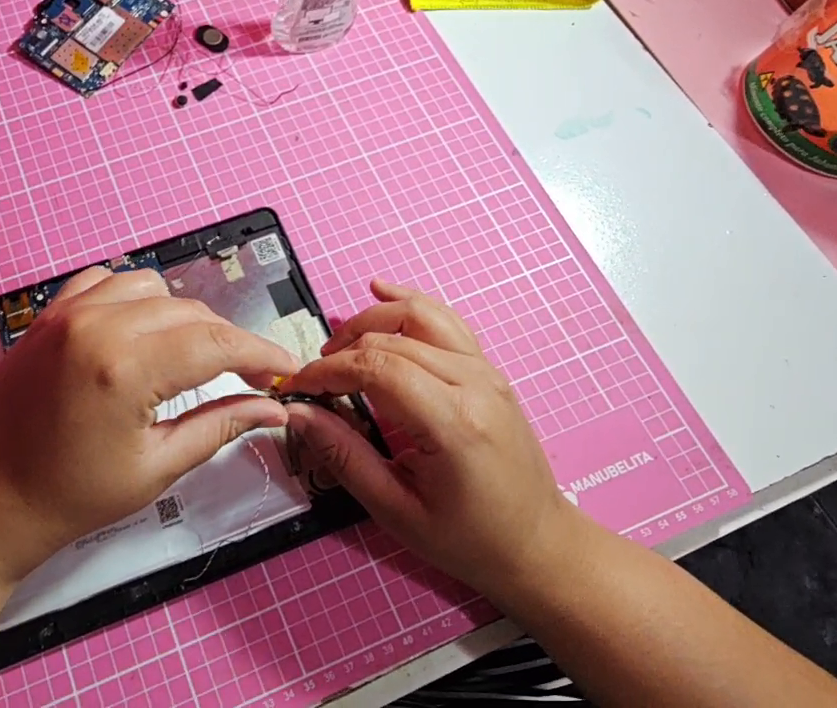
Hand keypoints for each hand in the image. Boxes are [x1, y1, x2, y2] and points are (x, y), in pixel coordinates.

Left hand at [0, 266, 299, 582]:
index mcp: (124, 369)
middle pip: (191, 313)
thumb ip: (219, 426)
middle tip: (247, 377)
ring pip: (153, 287)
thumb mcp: (155, 469)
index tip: (284, 371)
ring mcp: (67, 313)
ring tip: (189, 359)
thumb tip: (272, 409)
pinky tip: (140, 331)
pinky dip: (134, 298)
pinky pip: (107, 280)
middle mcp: (96, 326)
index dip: (260, 354)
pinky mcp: (49, 313)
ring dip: (182, 317)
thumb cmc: (69, 496)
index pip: (216, 343)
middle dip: (227, 342)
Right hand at [278, 279, 581, 599]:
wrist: (539, 545)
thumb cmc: (471, 540)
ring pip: (416, 315)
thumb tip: (299, 414)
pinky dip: (407, 302)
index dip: (327, 371)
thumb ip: (344, 457)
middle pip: (390, 340)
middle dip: (340, 352)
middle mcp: (474, 384)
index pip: (375, 368)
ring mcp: (485, 371)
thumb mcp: (397, 511)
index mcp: (454, 423)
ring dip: (368, 322)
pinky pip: (444, 319)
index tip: (298, 387)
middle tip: (312, 383)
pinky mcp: (487, 369)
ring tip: (337, 347)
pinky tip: (380, 291)